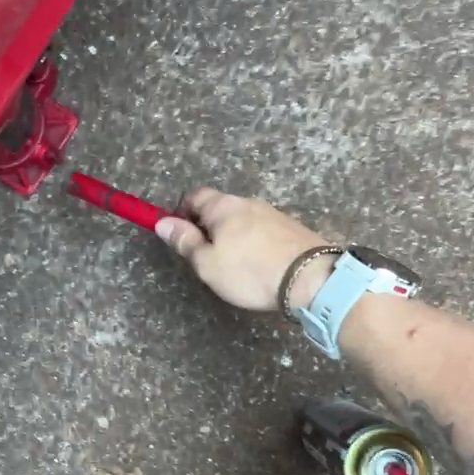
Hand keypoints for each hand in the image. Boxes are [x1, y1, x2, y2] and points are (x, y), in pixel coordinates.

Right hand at [154, 188, 342, 311]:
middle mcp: (248, 202)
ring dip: (231, 236)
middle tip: (204, 257)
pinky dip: (252, 243)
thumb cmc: (250, 271)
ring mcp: (272, 213)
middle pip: (219, 208)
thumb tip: (162, 222)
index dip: (181, 213)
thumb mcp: (207, 263)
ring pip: (241, 220)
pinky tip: (256, 265)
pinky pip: (261, 230)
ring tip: (232, 265)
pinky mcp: (290, 228)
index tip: (180, 237)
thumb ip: (185, 241)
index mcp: (223, 206)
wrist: (311, 279)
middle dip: (207, 227)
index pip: (194, 196)